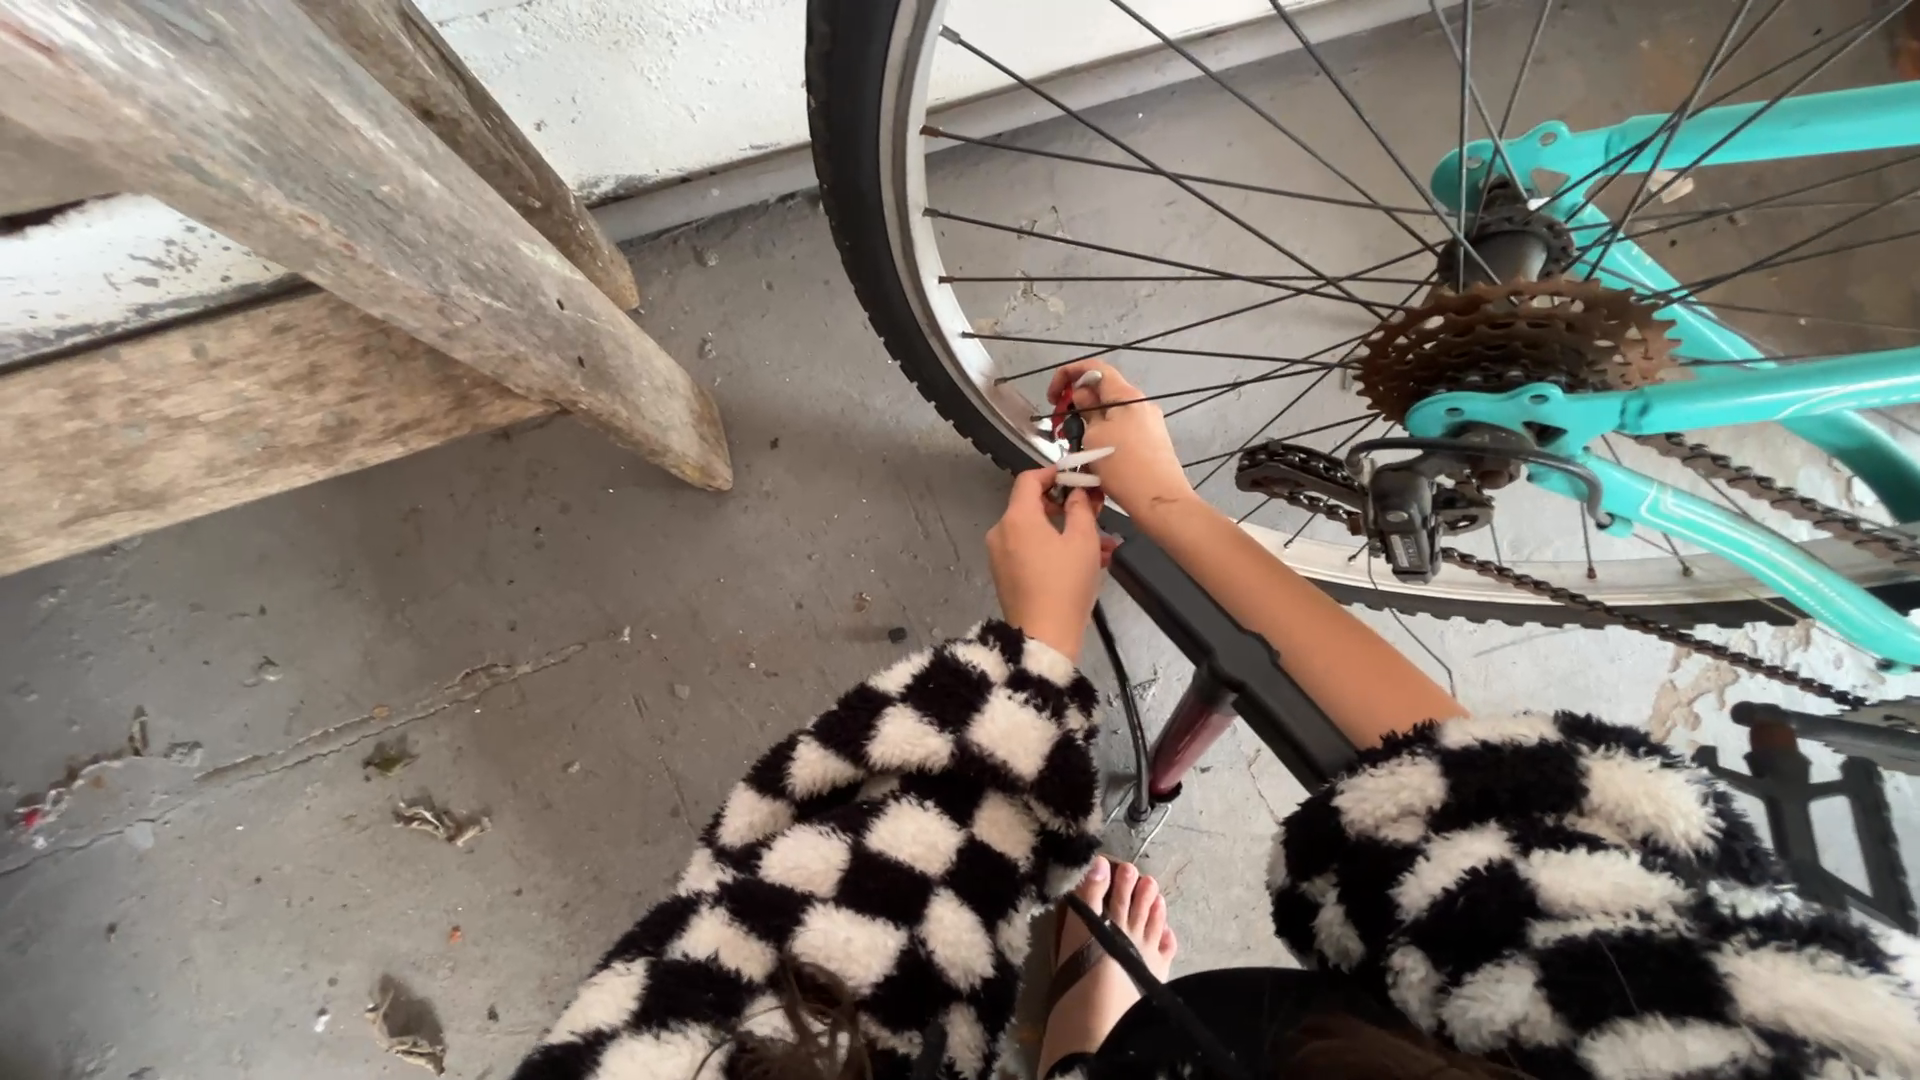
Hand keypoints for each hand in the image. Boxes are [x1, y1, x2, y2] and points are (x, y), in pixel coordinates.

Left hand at [986, 468, 1107, 660]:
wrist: (1044, 637)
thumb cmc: (1066, 585)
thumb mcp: (1083, 541)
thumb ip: (1081, 508)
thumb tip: (1078, 492)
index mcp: (1017, 518)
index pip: (1029, 479)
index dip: (1053, 473)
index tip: (1076, 477)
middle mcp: (1001, 532)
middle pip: (1032, 506)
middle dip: (1067, 508)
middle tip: (1096, 514)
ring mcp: (1000, 555)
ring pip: (1036, 532)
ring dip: (1067, 533)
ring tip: (1103, 548)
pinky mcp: (1005, 575)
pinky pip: (1030, 551)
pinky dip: (1054, 550)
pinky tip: (1086, 564)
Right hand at [1046, 360, 1197, 518]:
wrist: (1159, 501)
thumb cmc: (1123, 467)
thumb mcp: (1093, 437)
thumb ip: (1085, 411)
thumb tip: (1081, 395)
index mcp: (1126, 396)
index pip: (1094, 368)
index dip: (1068, 374)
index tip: (1053, 396)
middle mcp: (1139, 404)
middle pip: (1102, 392)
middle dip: (1077, 405)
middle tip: (1062, 428)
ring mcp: (1148, 423)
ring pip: (1110, 414)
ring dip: (1088, 425)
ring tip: (1077, 448)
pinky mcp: (1150, 442)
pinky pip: (1120, 430)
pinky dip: (1103, 437)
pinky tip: (1094, 459)